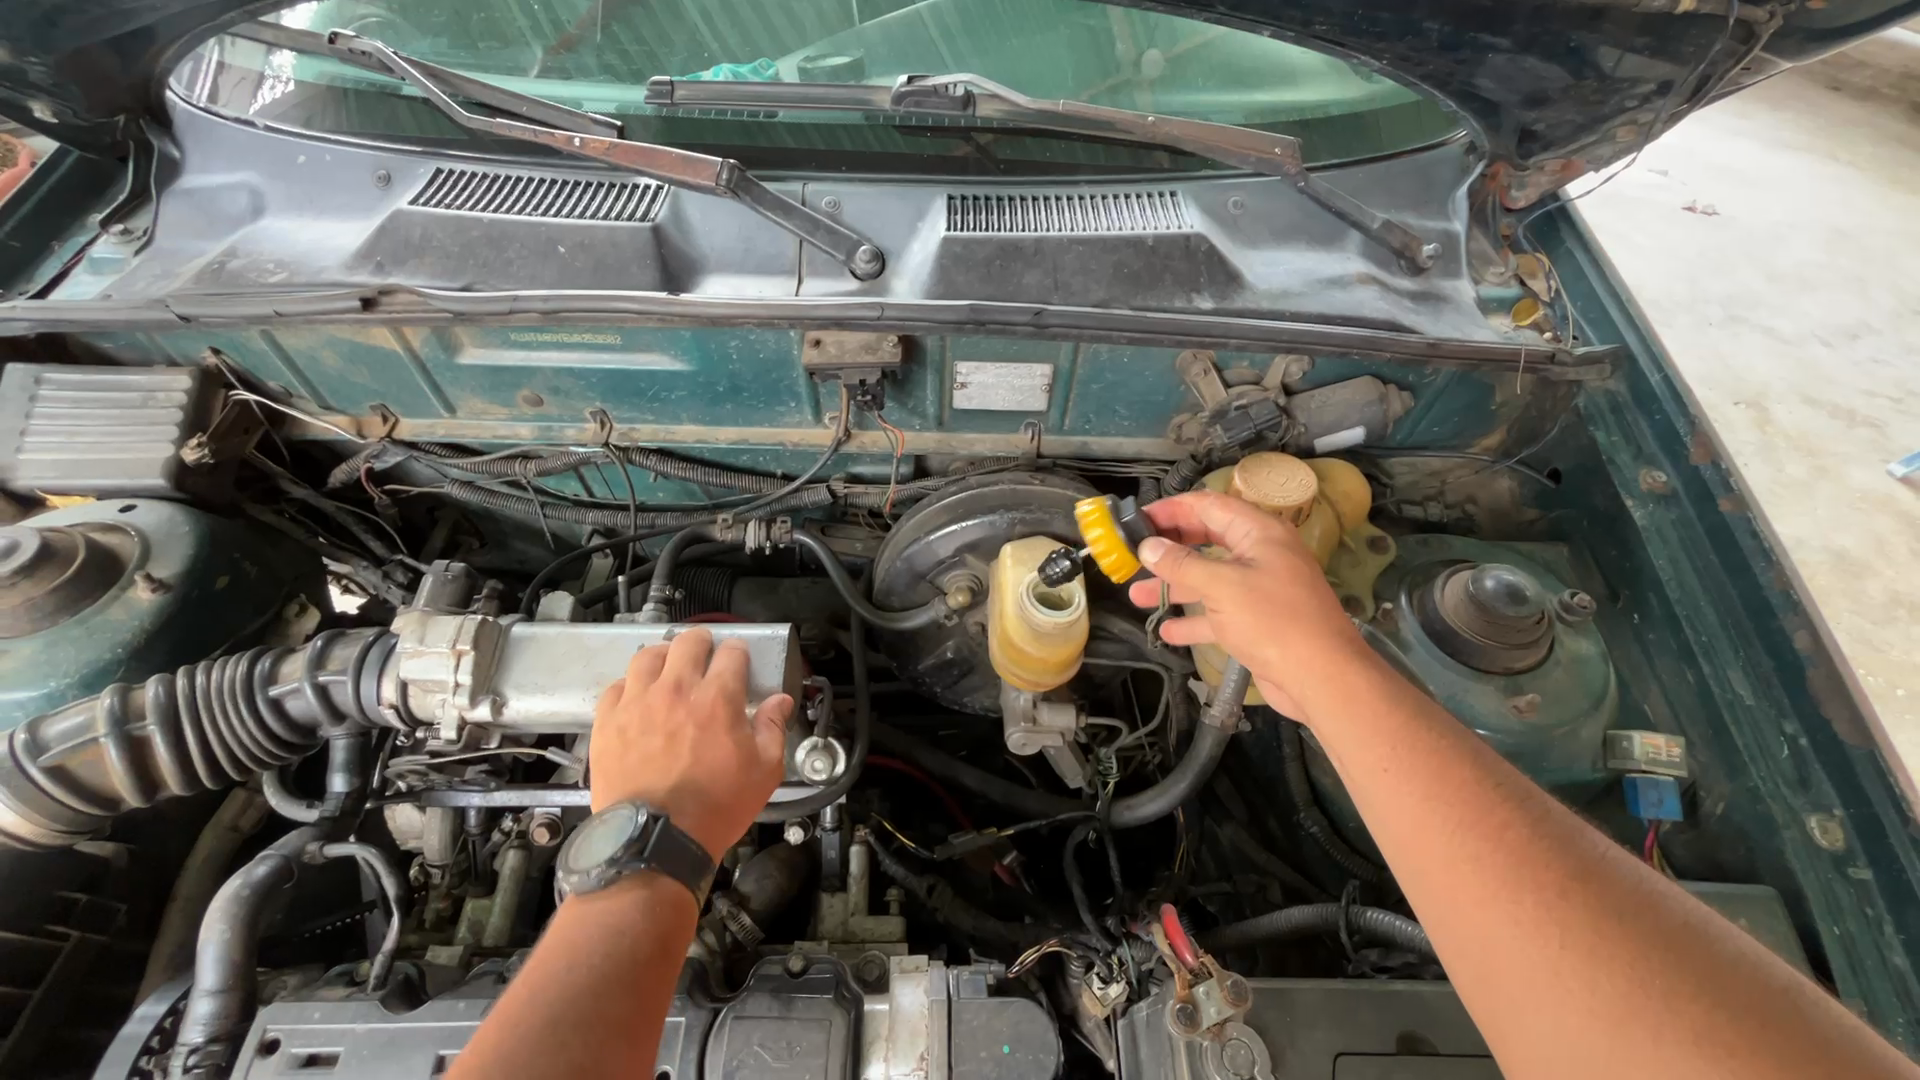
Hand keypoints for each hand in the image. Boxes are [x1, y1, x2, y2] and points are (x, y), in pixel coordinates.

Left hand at [589, 628, 794, 858]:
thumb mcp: (764, 771)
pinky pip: (616, 687)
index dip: (739, 653)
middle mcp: (676, 691)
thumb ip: (773, 728)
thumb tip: (780, 702)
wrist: (655, 841)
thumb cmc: (714, 807)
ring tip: (668, 666)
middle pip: (687, 643)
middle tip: (705, 653)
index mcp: (718, 699)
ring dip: (663, 656)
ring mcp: (637, 704)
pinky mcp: (608, 722)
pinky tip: (637, 697)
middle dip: (702, 643)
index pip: (732, 653)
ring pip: (647, 656)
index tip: (739, 660)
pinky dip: (630, 686)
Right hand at [1125, 491, 1373, 719]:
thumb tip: (1148, 546)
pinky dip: (1193, 619)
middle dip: (1170, 549)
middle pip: (1207, 540)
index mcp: (1259, 533)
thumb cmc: (1273, 620)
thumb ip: (1181, 564)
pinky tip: (1167, 631)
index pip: (1209, 506)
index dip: (1171, 510)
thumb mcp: (1221, 586)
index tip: (1138, 520)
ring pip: (1209, 579)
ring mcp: (1259, 589)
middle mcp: (1260, 555)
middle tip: (1134, 555)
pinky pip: (1218, 613)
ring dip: (1174, 586)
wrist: (1322, 677)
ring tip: (1137, 596)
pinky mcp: (1257, 621)